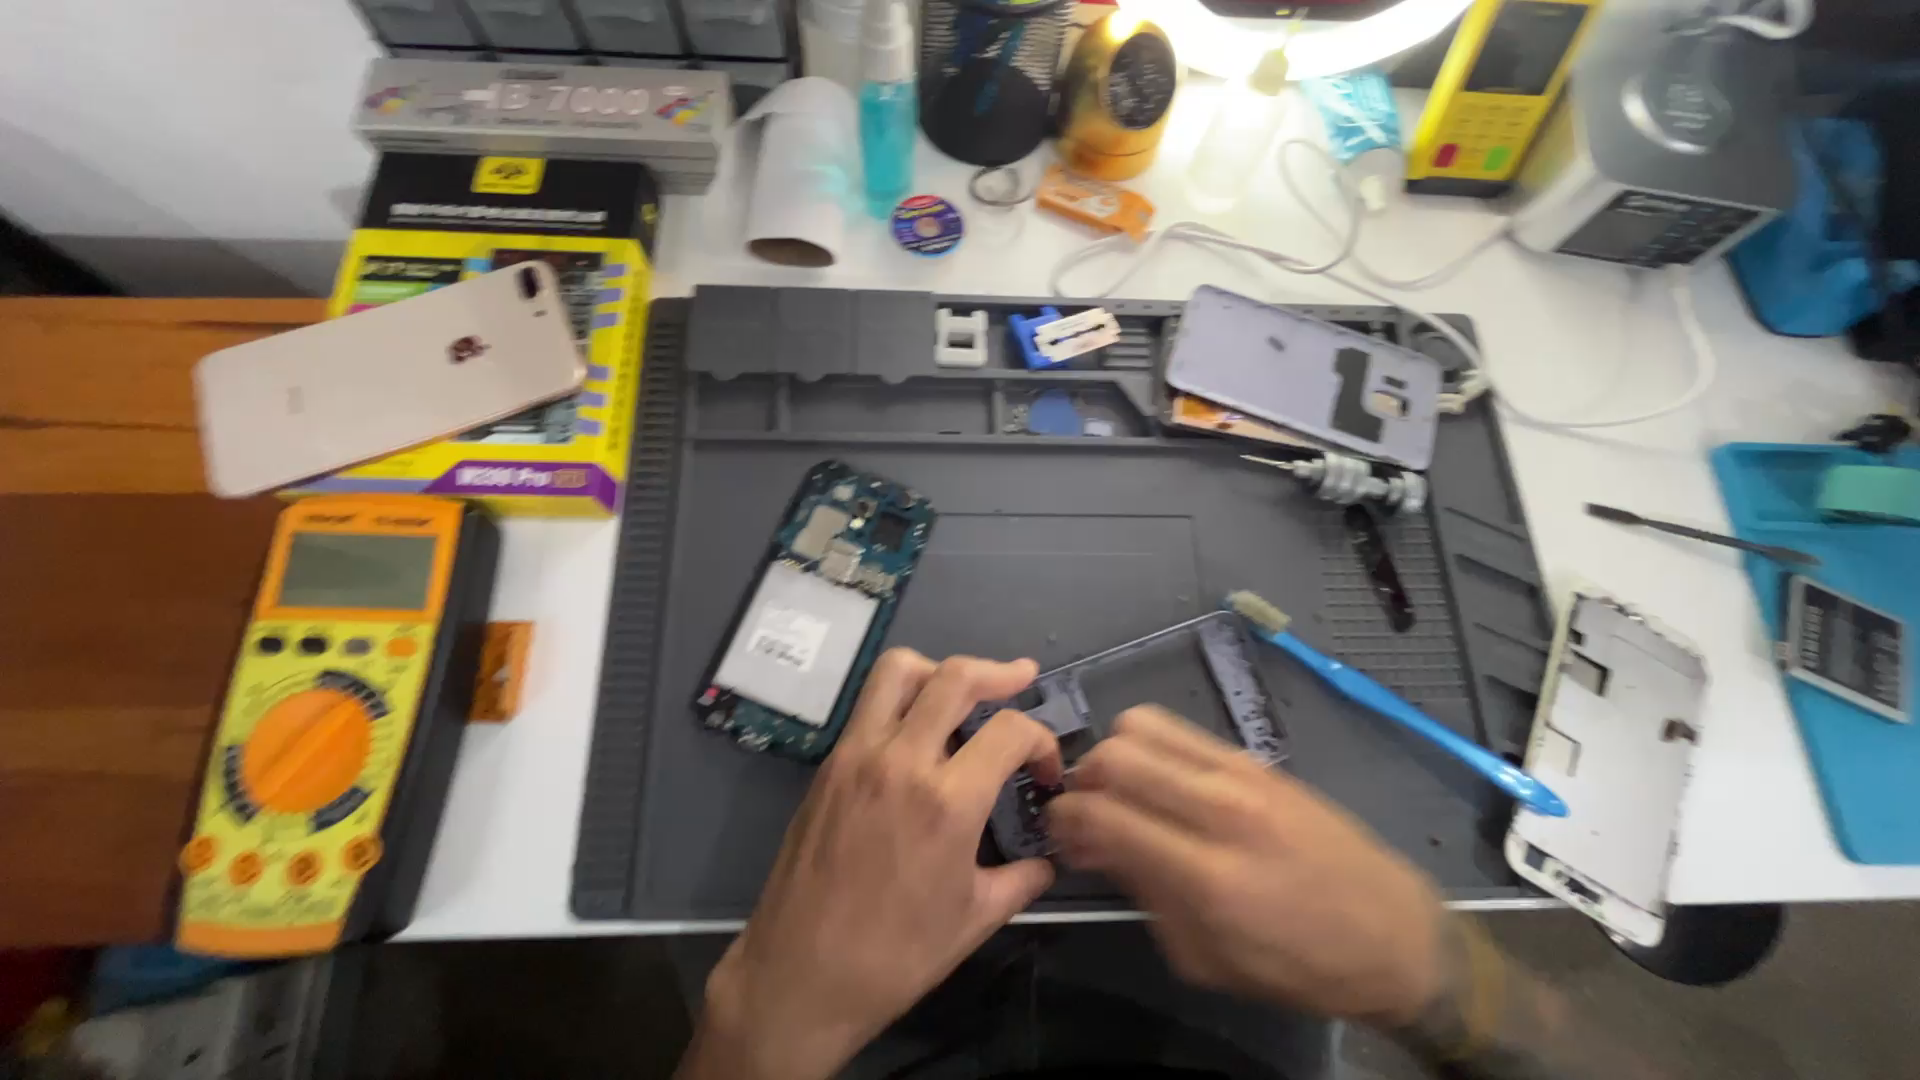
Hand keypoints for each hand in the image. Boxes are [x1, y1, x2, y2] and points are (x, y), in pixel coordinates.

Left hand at [682, 650, 1062, 1079]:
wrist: (799, 976)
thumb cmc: (894, 958)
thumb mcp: (974, 920)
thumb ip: (1021, 877)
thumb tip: (1047, 857)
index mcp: (947, 801)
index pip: (1009, 731)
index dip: (1042, 740)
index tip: (1045, 769)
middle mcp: (901, 760)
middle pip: (955, 676)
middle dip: (998, 671)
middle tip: (1021, 677)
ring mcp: (857, 755)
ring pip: (898, 672)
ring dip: (938, 669)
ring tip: (960, 690)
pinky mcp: (829, 764)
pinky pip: (868, 705)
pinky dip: (901, 698)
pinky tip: (917, 731)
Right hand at [1046, 705, 1445, 1026]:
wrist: (1395, 936)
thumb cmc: (1298, 966)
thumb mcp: (1205, 957)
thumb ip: (1143, 892)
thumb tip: (1094, 844)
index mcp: (1206, 872)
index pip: (1104, 813)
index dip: (1065, 816)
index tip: (1057, 828)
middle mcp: (1220, 807)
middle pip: (1117, 754)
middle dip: (1082, 778)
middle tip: (1084, 808)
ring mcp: (1241, 773)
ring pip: (1143, 724)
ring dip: (1114, 752)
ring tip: (1119, 786)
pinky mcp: (1258, 759)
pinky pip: (1182, 730)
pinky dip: (1152, 746)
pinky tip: (1162, 780)